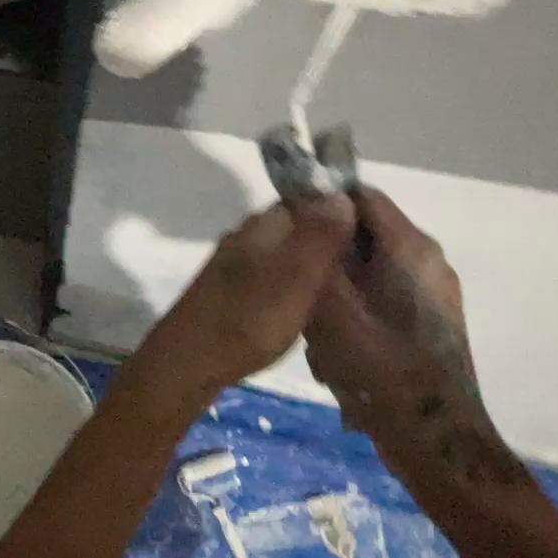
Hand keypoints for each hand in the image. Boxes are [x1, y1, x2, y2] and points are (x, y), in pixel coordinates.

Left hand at [128, 196, 355, 415]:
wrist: (185, 363)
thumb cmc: (246, 320)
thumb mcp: (294, 278)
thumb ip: (317, 237)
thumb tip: (340, 194)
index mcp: (259, 226)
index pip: (304, 201)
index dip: (338, 213)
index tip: (371, 238)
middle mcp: (241, 237)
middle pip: (292, 227)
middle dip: (325, 242)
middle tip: (363, 270)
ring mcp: (229, 265)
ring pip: (279, 254)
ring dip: (307, 267)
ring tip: (340, 291)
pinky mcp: (224, 292)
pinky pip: (266, 277)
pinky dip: (287, 287)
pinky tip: (301, 308)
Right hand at [305, 188, 528, 488]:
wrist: (434, 443)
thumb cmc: (380, 371)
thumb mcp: (330, 309)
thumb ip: (315, 254)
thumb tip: (301, 208)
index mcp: (411, 248)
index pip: (358, 195)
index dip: (316, 203)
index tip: (282, 230)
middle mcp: (426, 261)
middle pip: (357, 235)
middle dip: (320, 260)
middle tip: (293, 293)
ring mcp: (428, 294)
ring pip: (361, 271)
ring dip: (331, 294)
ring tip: (313, 334)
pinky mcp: (425, 322)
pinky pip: (374, 298)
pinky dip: (349, 315)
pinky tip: (334, 353)